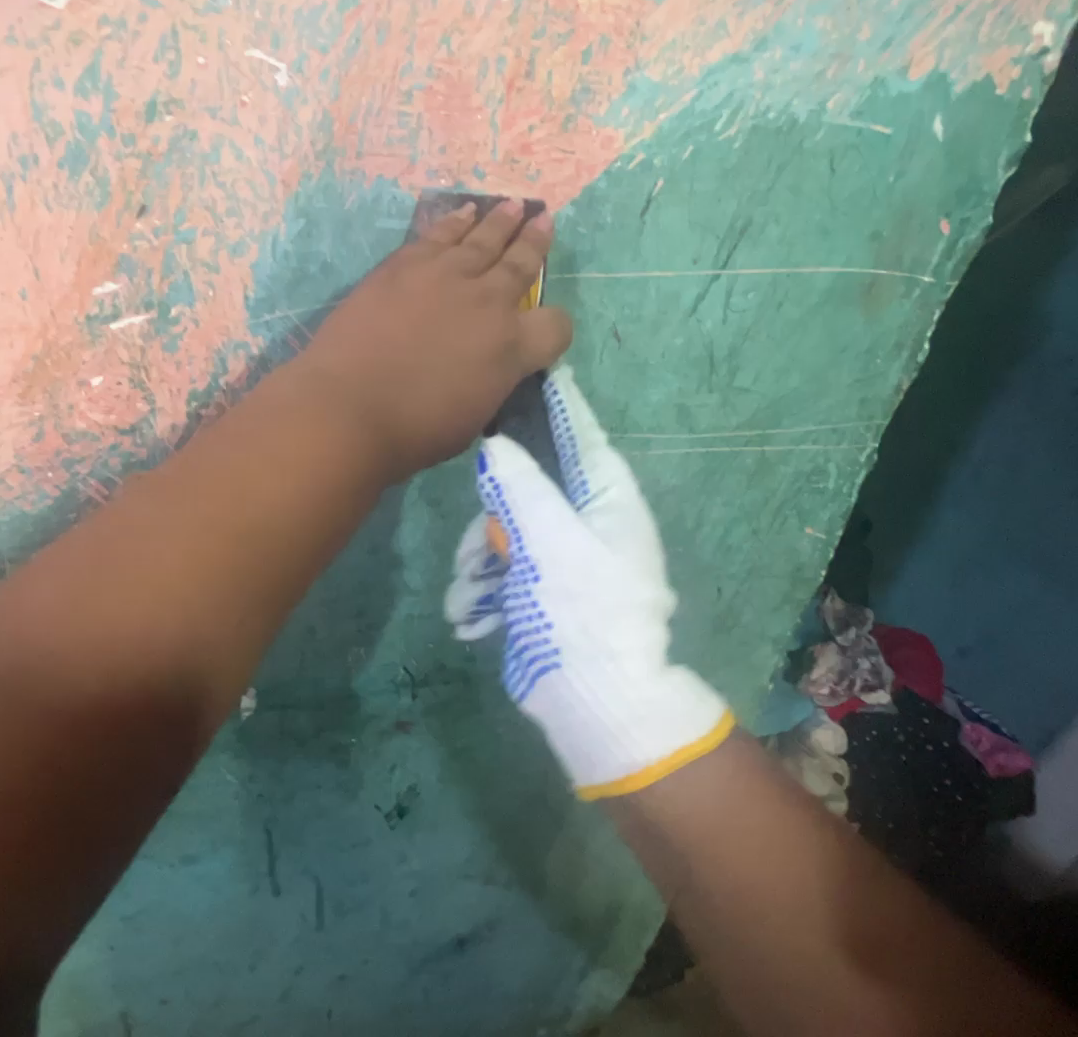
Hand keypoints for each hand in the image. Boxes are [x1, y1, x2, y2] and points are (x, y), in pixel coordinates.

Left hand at [292, 199, 573, 477]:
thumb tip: (484, 367)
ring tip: (512, 206)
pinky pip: (440, 235)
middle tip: (542, 220)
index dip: (554, 329)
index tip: (545, 331)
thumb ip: (488, 382)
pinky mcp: (405, 265)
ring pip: (483, 238)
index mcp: (511, 349)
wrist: (349, 408)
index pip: (555, 327)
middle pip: (522, 262)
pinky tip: (462, 213)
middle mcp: (488, 302)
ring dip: (500, 222)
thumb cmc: (412, 432)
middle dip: (535, 242)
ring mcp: (446, 276)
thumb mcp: (472, 418)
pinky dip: (455, 222)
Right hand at [444, 367, 732, 798]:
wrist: (593, 699)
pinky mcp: (547, 597)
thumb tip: (496, 446)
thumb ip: (520, 487)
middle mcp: (593, 526)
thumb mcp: (547, 540)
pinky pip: (508, 576)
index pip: (583, 440)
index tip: (528, 379)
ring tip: (467, 596)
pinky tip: (470, 617)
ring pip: (511, 537)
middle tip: (478, 545)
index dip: (556, 411)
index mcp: (610, 503)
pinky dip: (487, 594)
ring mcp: (570, 564)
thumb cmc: (580, 608)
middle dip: (494, 520)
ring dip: (482, 564)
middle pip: (532, 494)